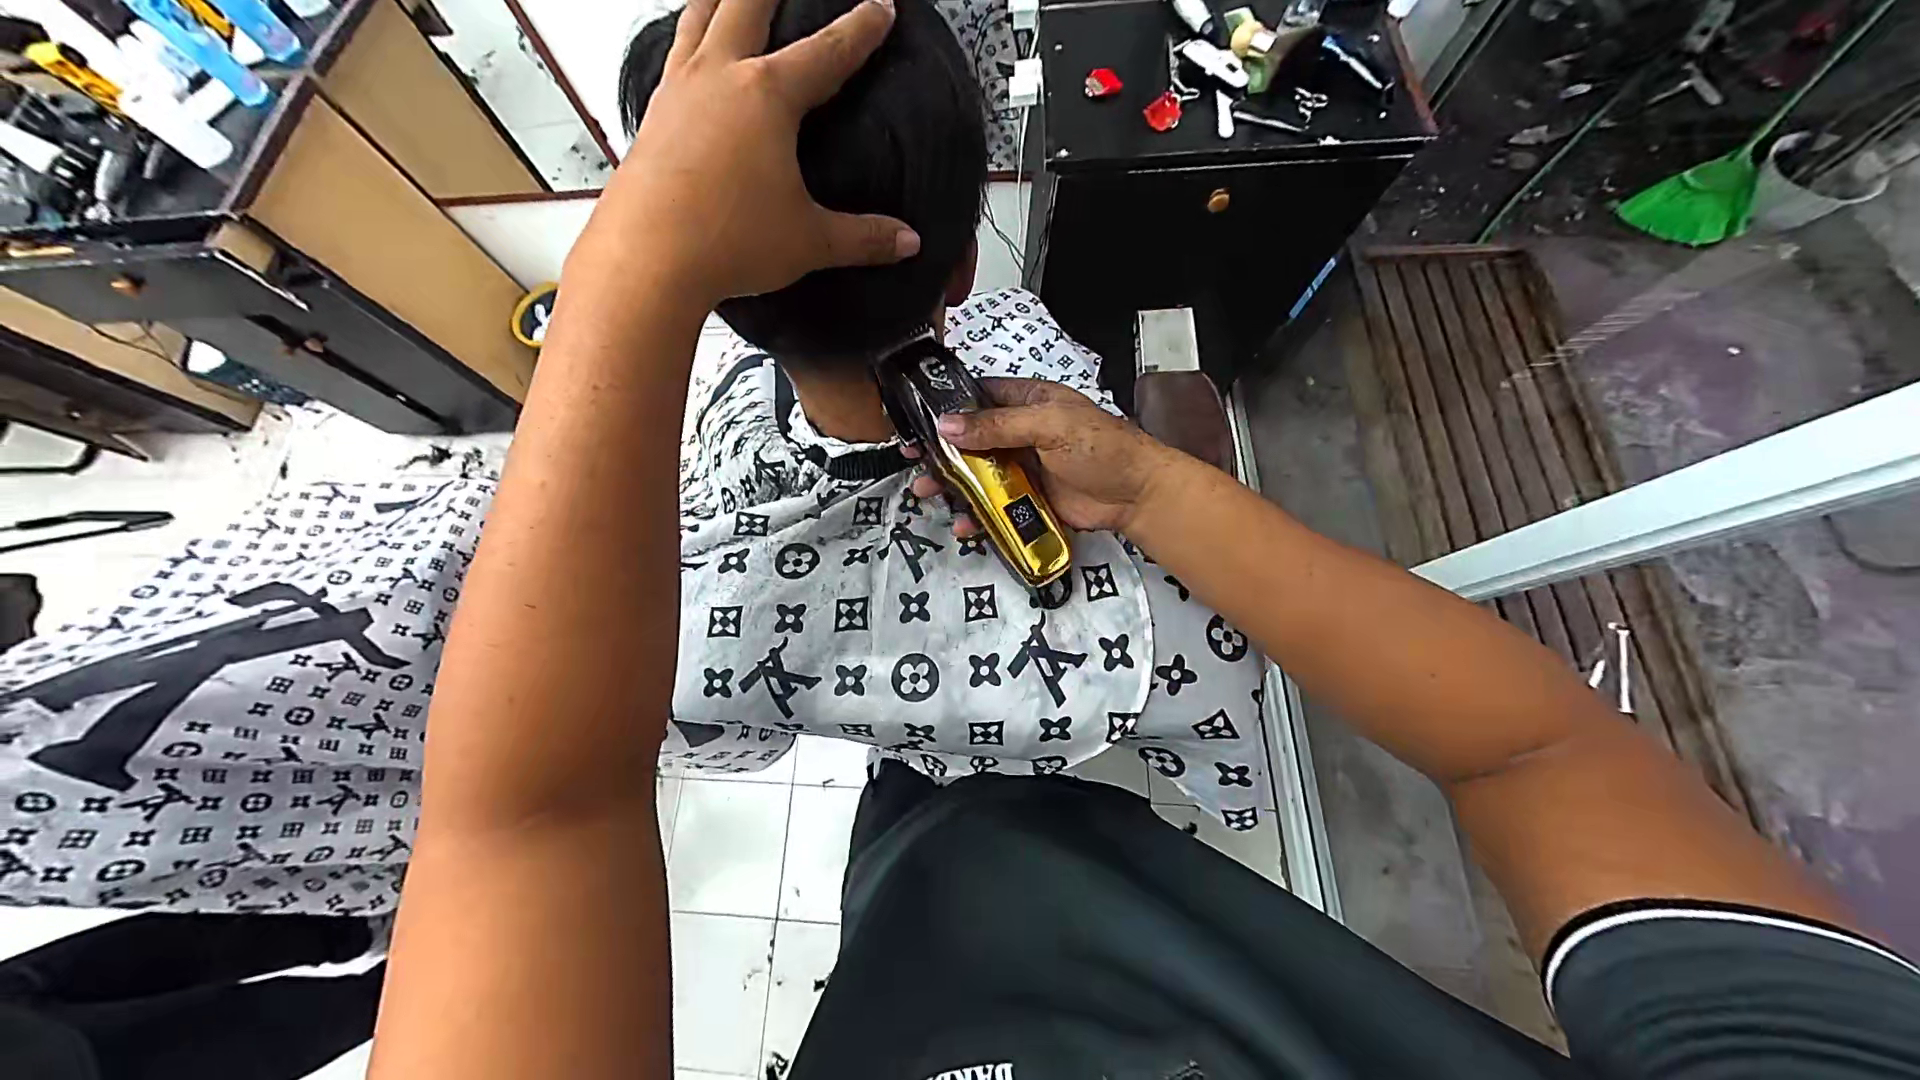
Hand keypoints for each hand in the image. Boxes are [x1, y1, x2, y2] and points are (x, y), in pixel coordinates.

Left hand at [565, 0, 919, 306]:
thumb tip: (907, 242)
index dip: (860, 30)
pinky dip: (685, 41)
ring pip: (697, 17)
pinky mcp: (651, 118)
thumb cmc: (729, 240)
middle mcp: (718, 78)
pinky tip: (689, 55)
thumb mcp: (810, 242)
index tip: (880, 9)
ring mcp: (677, 92)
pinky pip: (671, 60)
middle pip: (745, 2)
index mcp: (766, 97)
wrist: (650, 257)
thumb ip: (864, 238)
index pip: (826, 53)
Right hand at [909, 378, 1183, 534]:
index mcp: (1027, 402)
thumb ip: (999, 424)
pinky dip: (975, 514)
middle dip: (941, 450)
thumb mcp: (1049, 425)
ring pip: (976, 473)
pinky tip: (962, 524)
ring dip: (951, 483)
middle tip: (914, 460)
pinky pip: (992, 504)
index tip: (917, 419)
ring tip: (926, 491)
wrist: (1135, 495)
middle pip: (970, 438)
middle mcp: (1019, 432)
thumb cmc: (1100, 447)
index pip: (979, 395)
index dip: (948, 405)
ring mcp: (1021, 466)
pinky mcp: (1025, 498)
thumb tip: (947, 425)